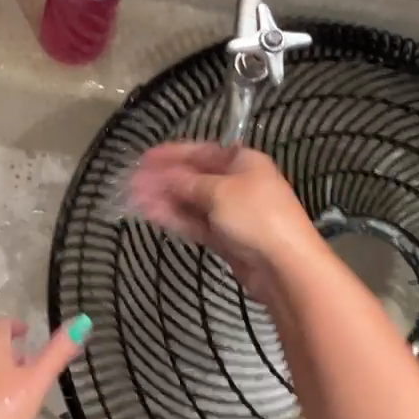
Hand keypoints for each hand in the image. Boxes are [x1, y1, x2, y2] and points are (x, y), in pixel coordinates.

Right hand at [126, 143, 321, 303]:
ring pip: (191, 202)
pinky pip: (195, 223)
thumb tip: (162, 177)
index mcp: (243, 162)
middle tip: (133, 182)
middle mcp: (237, 184)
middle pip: (194, 178)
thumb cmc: (256, 217)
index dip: (172, 154)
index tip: (144, 158)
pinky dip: (174, 218)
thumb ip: (186, 183)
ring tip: (133, 199)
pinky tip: (151, 214)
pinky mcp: (225, 238)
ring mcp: (231, 213)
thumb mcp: (219, 192)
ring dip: (164, 199)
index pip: (202, 152)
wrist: (285, 266)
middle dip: (163, 179)